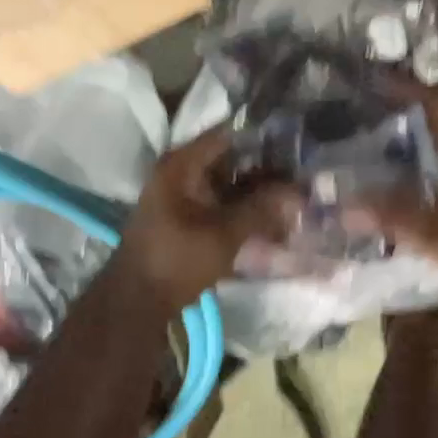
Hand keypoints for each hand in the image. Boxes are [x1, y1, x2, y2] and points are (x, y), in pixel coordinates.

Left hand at [116, 128, 299, 313]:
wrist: (136, 304)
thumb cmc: (177, 260)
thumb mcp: (224, 234)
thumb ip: (261, 209)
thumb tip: (297, 193)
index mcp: (182, 163)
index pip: (229, 134)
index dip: (263, 137)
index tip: (294, 142)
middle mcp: (180, 170)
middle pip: (230, 158)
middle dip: (265, 168)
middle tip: (301, 173)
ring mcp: (181, 193)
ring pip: (228, 182)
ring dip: (256, 190)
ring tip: (293, 196)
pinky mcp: (186, 215)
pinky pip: (220, 201)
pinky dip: (242, 206)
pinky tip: (270, 217)